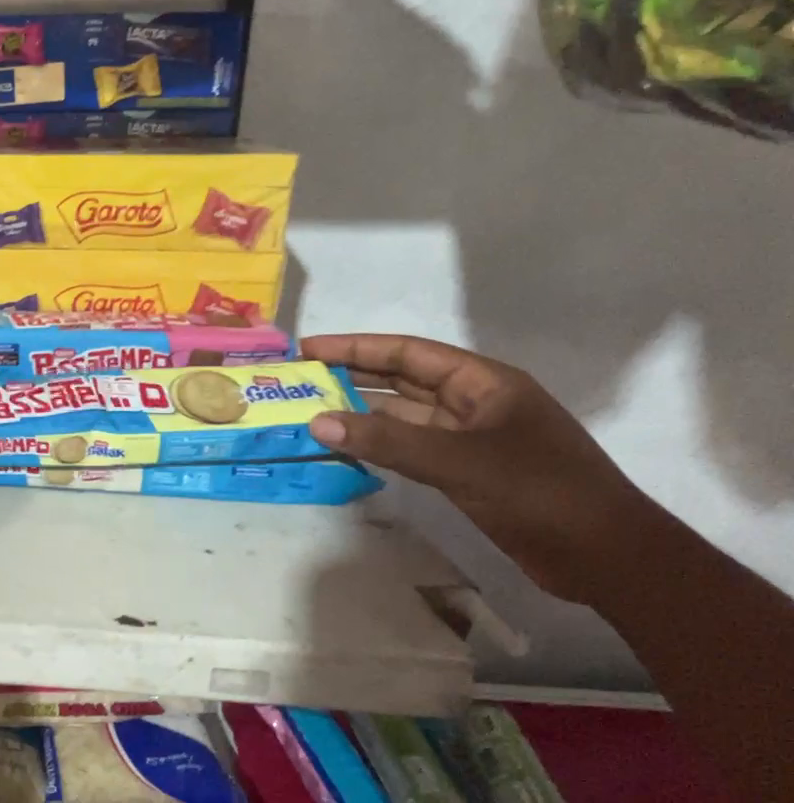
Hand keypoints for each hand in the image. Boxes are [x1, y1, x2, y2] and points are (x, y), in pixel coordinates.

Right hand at [303, 334, 666, 606]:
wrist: (611, 560)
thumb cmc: (541, 493)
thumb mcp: (458, 461)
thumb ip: (385, 440)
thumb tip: (316, 422)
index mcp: (485, 383)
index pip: (408, 352)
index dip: (355, 347)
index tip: (307, 350)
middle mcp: (477, 403)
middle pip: (403, 379)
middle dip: (352, 377)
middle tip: (298, 379)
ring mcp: (474, 439)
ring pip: (405, 415)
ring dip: (361, 414)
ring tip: (310, 412)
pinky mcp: (470, 472)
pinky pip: (412, 447)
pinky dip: (379, 445)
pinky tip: (347, 449)